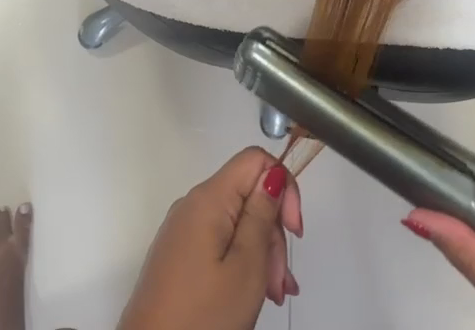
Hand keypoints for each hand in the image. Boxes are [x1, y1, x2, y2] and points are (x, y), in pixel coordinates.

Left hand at [118, 147, 305, 329]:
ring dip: (263, 253)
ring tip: (273, 295)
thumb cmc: (204, 314)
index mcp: (208, 199)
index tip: (294, 229)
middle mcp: (193, 205)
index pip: (254, 159)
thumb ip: (262, 215)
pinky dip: (243, 262)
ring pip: (237, 223)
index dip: (282, 185)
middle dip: (273, 232)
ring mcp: (184, 230)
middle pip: (248, 195)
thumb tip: (272, 174)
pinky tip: (257, 292)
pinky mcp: (180, 253)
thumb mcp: (246, 266)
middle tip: (281, 281)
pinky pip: (221, 243)